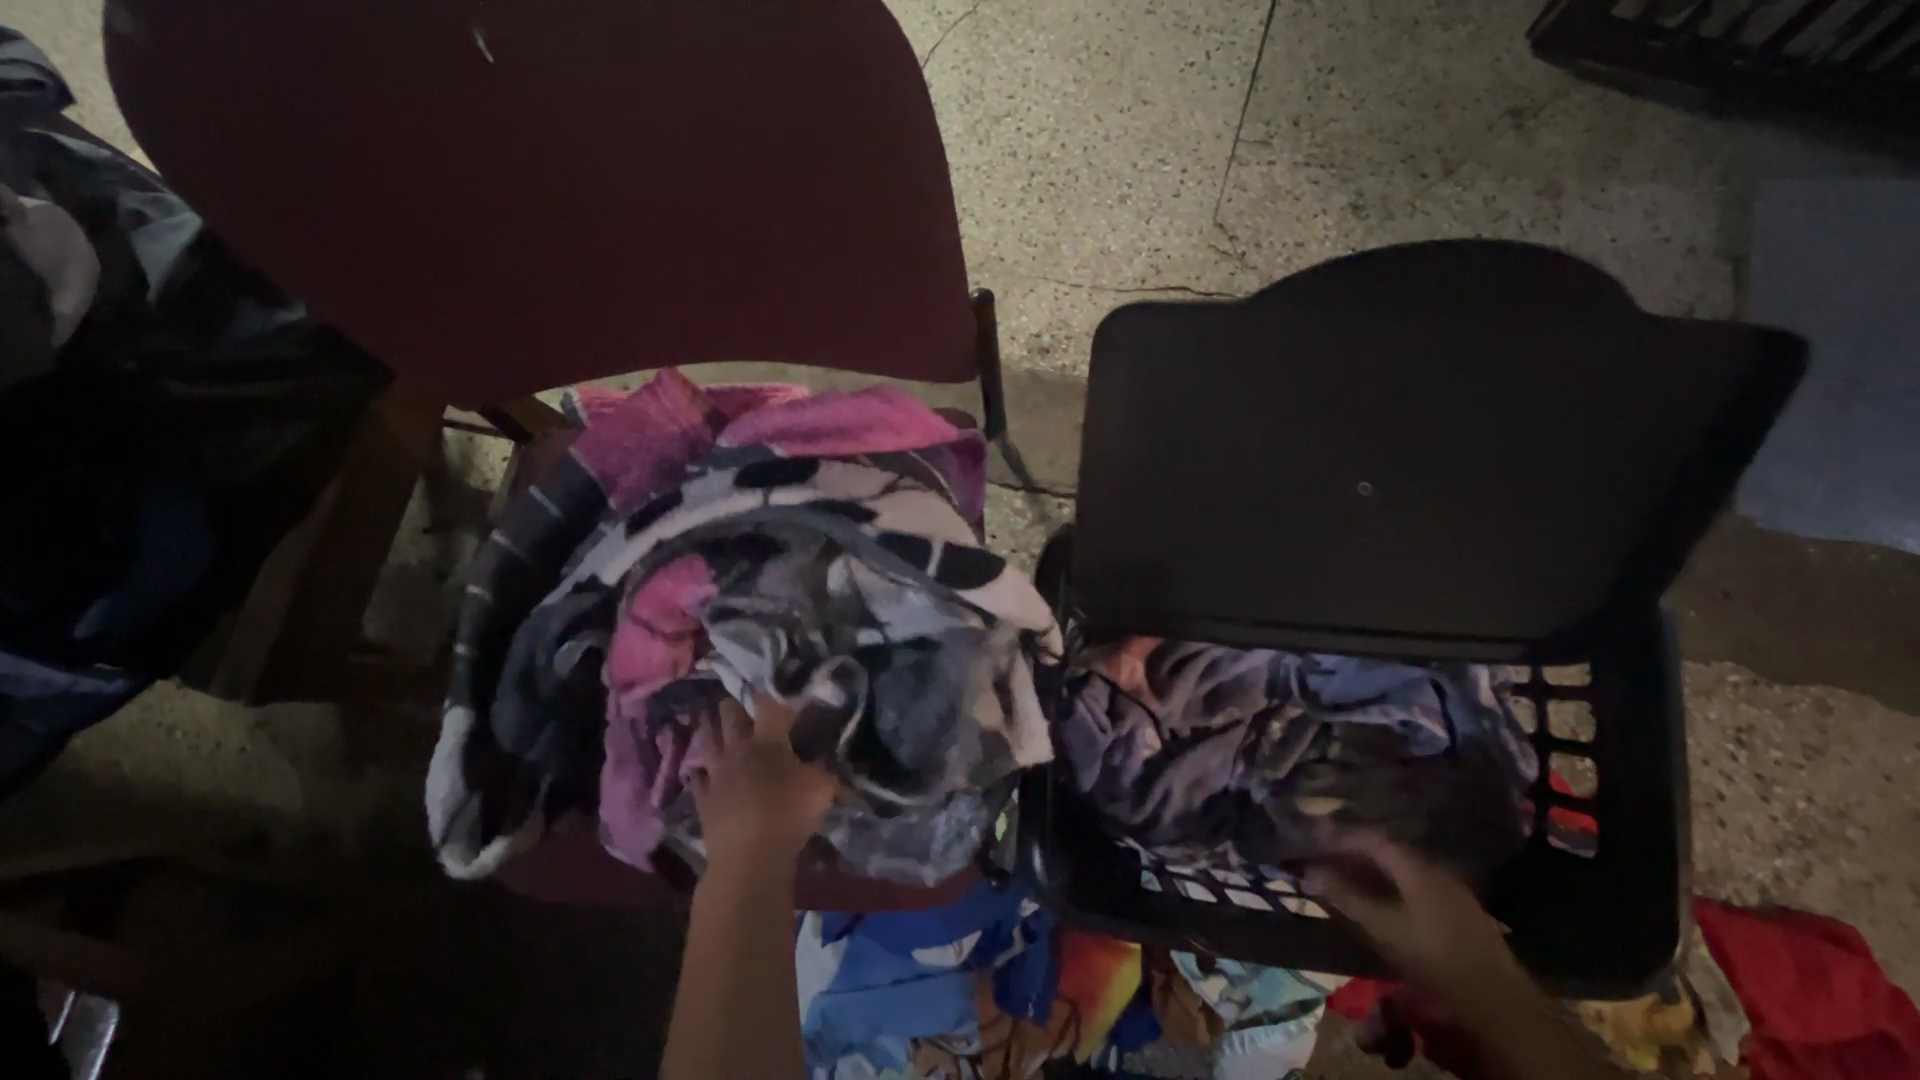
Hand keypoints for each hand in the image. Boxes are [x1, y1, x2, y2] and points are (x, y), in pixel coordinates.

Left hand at [689, 694, 837, 874]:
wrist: (750, 858)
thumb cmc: (789, 816)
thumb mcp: (822, 789)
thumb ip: (823, 770)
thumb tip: (822, 763)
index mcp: (768, 741)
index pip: (768, 704)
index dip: (775, 694)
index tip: (782, 694)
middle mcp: (738, 749)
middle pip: (729, 713)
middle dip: (736, 704)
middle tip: (743, 706)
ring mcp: (715, 772)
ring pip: (706, 738)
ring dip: (710, 728)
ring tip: (714, 722)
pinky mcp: (702, 797)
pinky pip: (695, 776)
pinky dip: (699, 771)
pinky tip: (701, 770)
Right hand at [1304, 829, 1519, 998]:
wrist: (1495, 1000)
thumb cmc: (1432, 956)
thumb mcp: (1381, 926)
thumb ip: (1345, 896)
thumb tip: (1310, 871)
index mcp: (1417, 867)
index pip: (1372, 838)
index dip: (1341, 836)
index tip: (1315, 838)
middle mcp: (1436, 870)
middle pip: (1388, 852)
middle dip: (1354, 854)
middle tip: (1326, 861)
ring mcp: (1452, 892)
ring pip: (1402, 871)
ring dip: (1372, 873)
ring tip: (1347, 883)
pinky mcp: (1460, 914)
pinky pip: (1415, 888)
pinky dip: (1390, 889)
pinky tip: (1380, 906)